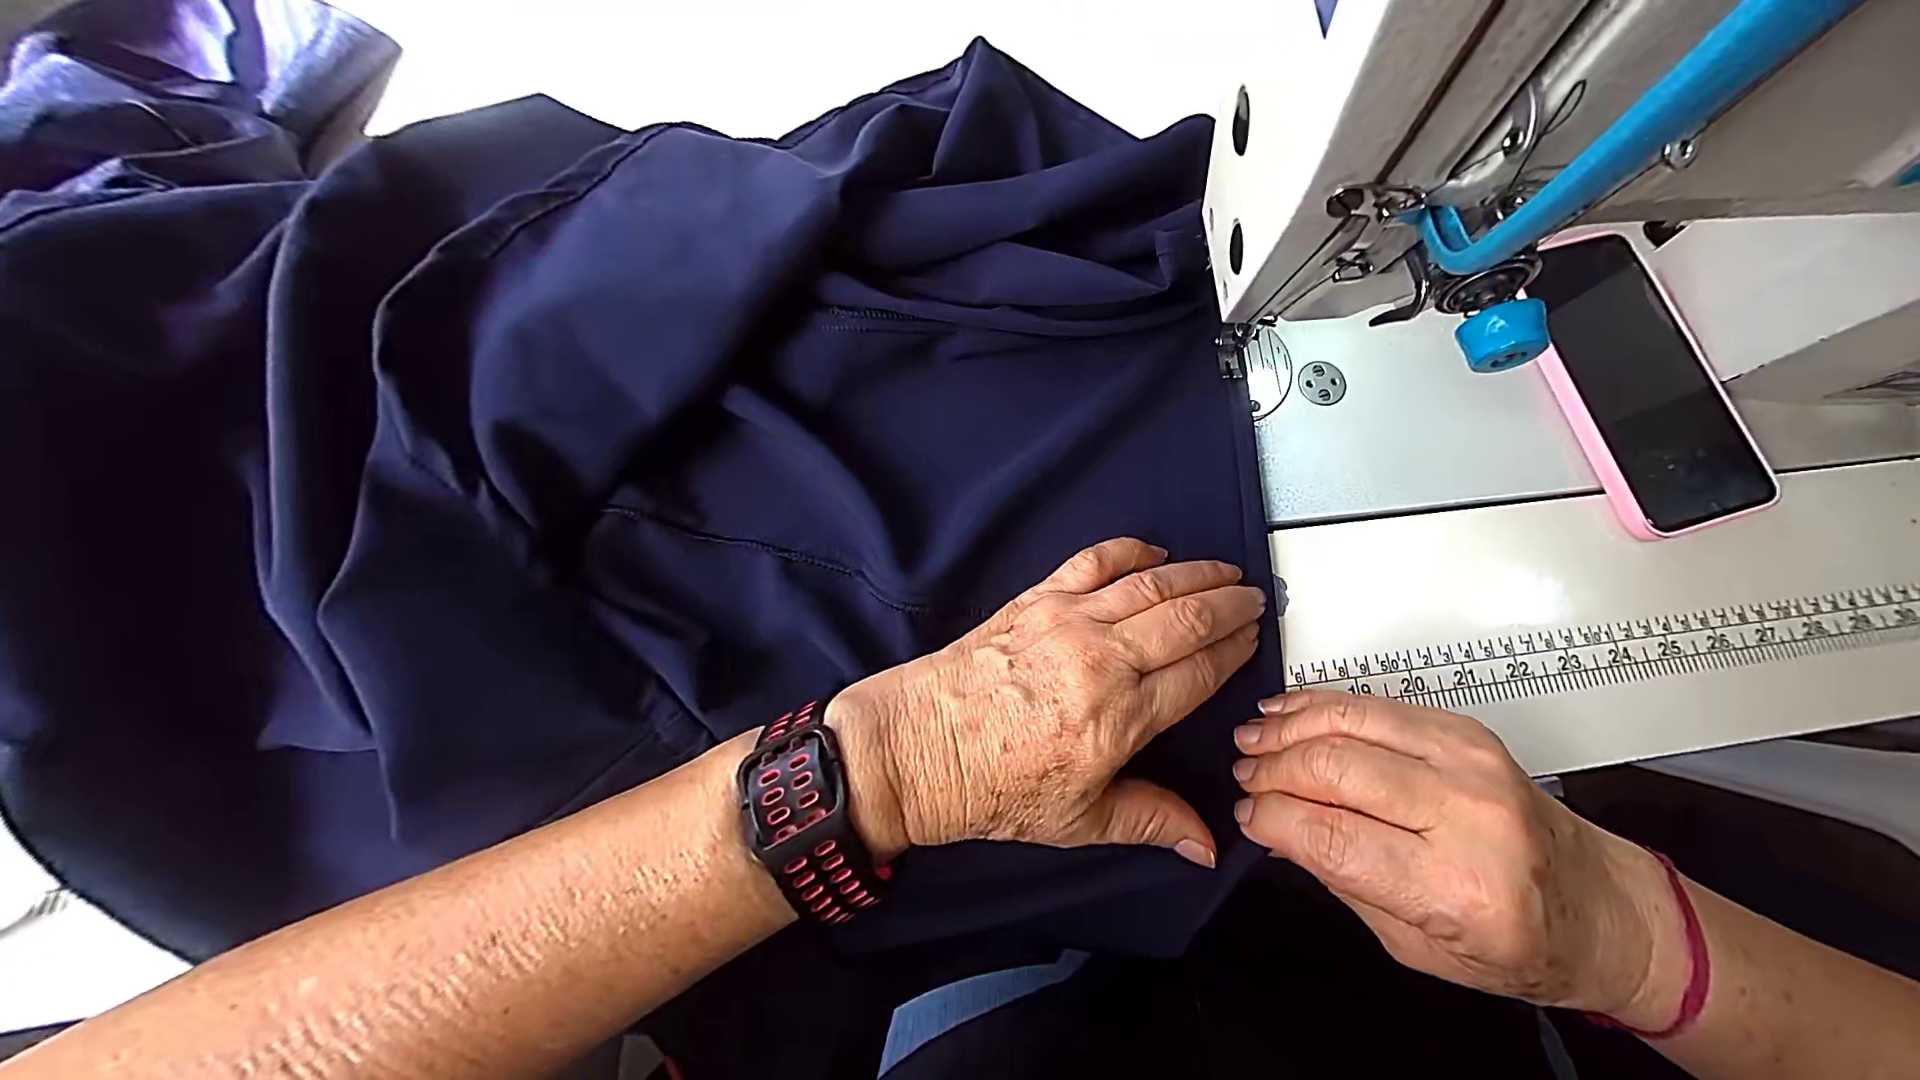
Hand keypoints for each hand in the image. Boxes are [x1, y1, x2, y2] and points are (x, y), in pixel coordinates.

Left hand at [828, 537, 1265, 868]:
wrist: (913, 745)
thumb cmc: (989, 788)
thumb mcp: (1075, 820)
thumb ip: (1149, 820)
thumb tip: (1208, 845)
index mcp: (1118, 718)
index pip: (1198, 673)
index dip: (1234, 652)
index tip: (1254, 639)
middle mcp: (1099, 660)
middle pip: (1185, 619)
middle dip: (1228, 605)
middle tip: (1254, 598)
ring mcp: (1065, 622)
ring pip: (1148, 585)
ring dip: (1193, 573)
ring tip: (1223, 570)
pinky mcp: (1033, 601)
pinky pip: (1091, 563)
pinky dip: (1126, 550)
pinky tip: (1151, 551)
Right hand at [1230, 691, 1688, 1027]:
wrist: (1598, 906)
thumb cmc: (1515, 941)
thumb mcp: (1413, 943)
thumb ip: (1334, 877)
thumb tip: (1270, 825)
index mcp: (1458, 887)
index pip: (1327, 835)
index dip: (1269, 819)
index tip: (1245, 816)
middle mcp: (1468, 814)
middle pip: (1330, 768)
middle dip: (1270, 771)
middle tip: (1244, 777)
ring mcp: (1467, 760)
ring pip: (1343, 721)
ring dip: (1284, 728)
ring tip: (1252, 739)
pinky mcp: (1461, 729)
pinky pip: (1368, 701)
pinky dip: (1316, 705)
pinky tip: (1285, 713)